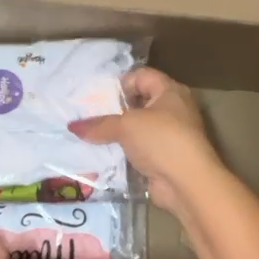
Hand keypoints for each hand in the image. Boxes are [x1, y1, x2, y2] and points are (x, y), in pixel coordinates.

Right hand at [67, 68, 224, 212]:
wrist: (186, 182)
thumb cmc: (161, 140)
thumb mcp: (127, 126)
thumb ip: (100, 125)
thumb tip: (72, 127)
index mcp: (170, 91)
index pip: (141, 76)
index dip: (120, 84)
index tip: (98, 98)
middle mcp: (173, 110)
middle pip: (138, 103)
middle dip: (115, 111)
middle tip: (90, 118)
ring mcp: (169, 136)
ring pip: (138, 130)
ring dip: (118, 136)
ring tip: (92, 139)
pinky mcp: (163, 160)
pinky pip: (139, 152)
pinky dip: (124, 155)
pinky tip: (104, 158)